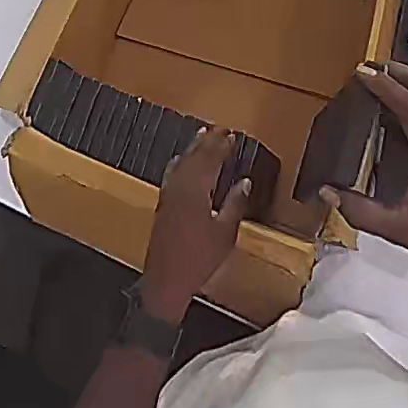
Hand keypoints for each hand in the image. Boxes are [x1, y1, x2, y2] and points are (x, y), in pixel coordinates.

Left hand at [141, 127, 249, 323]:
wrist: (166, 278)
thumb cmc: (199, 259)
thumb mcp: (225, 233)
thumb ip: (235, 203)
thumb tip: (245, 181)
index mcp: (196, 189)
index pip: (211, 159)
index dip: (222, 145)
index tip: (232, 134)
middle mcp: (180, 185)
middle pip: (195, 156)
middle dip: (208, 141)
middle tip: (220, 128)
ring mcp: (169, 192)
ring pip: (182, 161)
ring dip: (193, 147)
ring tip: (204, 134)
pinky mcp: (163, 201)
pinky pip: (173, 171)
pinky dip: (181, 161)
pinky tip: (181, 159)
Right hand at [320, 61, 407, 282]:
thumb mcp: (398, 230)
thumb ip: (359, 211)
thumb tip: (327, 192)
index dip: (388, 87)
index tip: (363, 74)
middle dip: (398, 72)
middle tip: (367, 68)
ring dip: (403, 81)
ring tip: (373, 79)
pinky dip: (407, 97)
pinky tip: (386, 105)